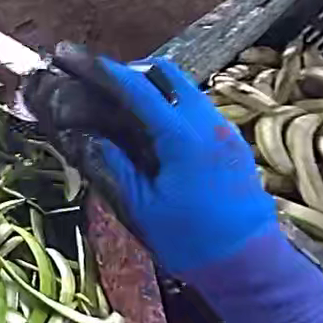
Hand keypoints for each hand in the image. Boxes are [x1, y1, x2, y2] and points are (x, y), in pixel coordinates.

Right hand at [29, 45, 322, 322]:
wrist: (250, 266)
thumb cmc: (190, 241)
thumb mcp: (141, 207)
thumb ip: (114, 165)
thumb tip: (85, 135)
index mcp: (183, 138)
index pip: (137, 89)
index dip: (101, 70)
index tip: (72, 57)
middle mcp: (208, 124)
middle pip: (167, 73)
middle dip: (129, 70)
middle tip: (98, 81)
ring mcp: (224, 132)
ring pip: (184, 88)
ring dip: (151, 87)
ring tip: (119, 104)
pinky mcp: (231, 144)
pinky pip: (195, 108)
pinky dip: (169, 104)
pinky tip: (151, 129)